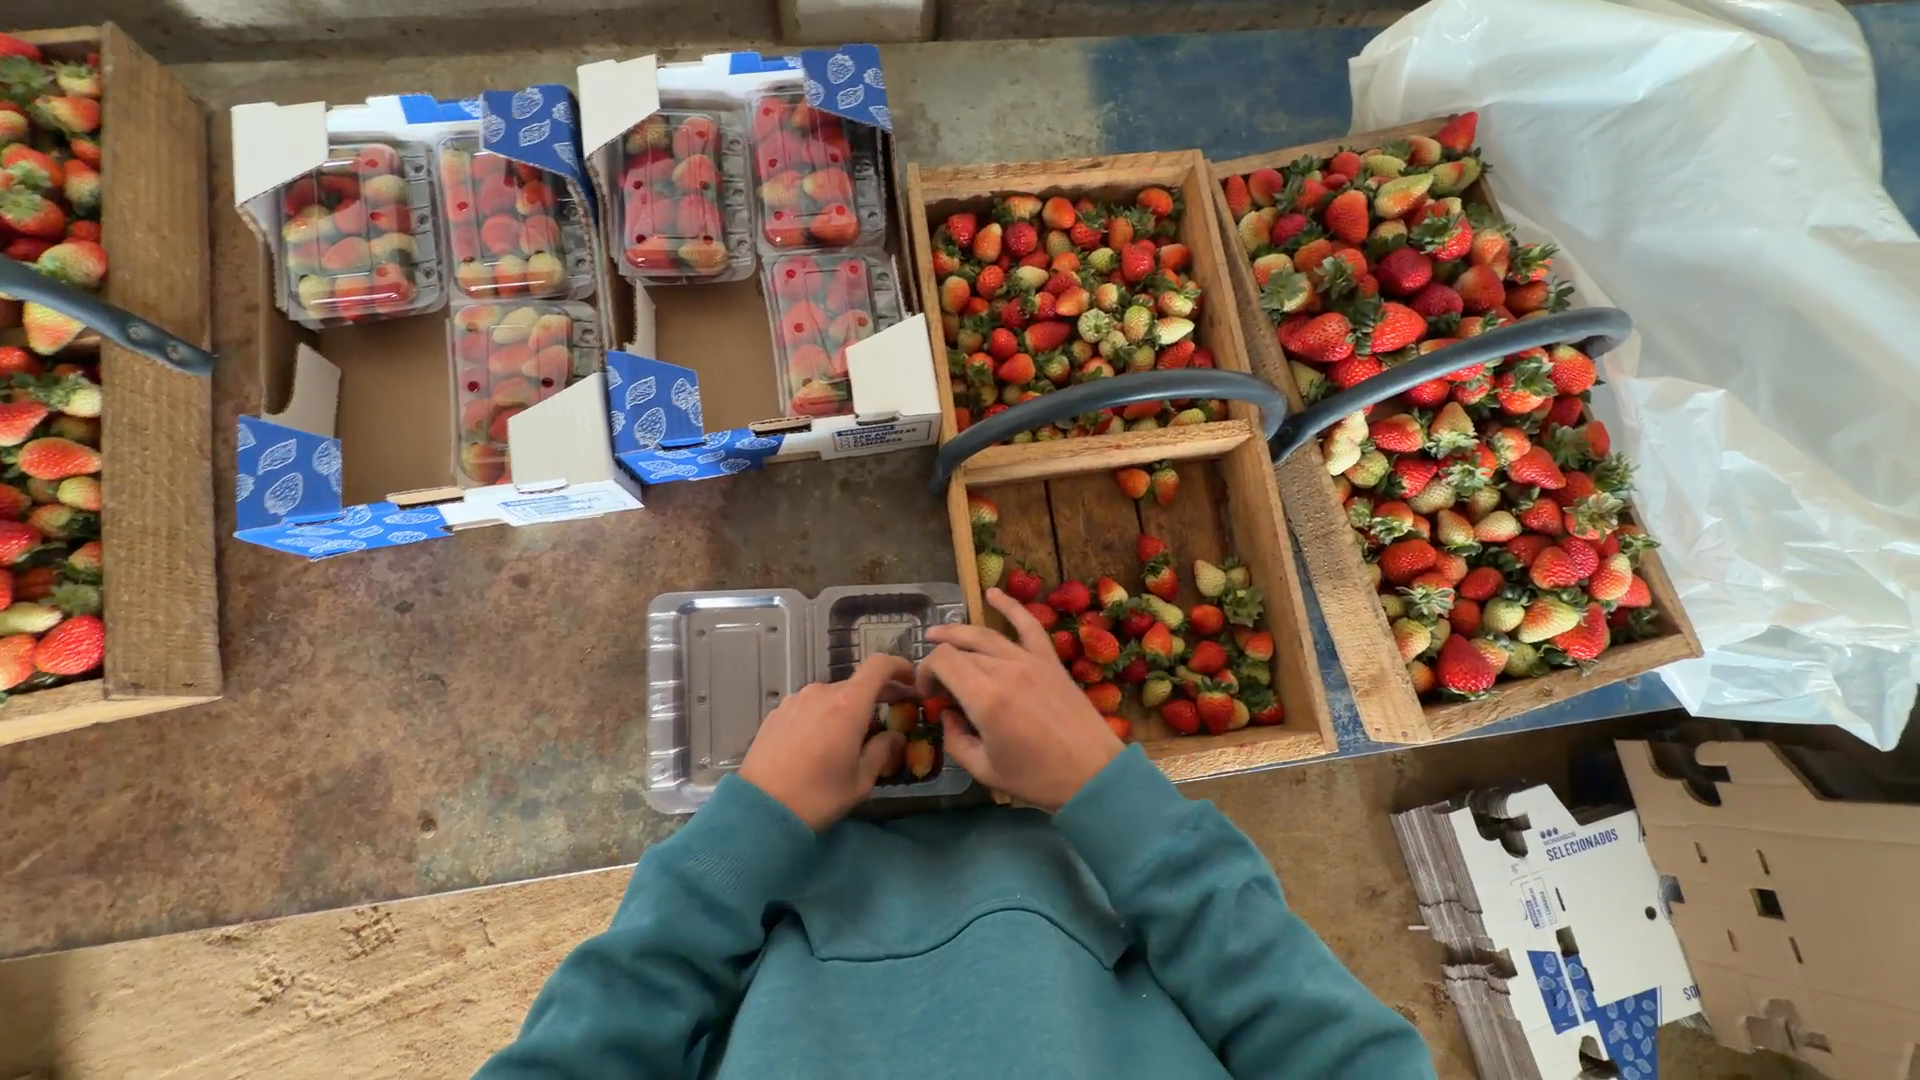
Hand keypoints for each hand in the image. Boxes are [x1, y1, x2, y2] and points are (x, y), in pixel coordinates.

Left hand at [739, 653, 914, 830]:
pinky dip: (823, 715)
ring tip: (851, 736)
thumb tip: (895, 736)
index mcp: (848, 704)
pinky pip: (809, 706)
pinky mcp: (776, 713)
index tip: (911, 679)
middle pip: (856, 684)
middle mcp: (821, 693)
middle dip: (877, 696)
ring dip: (848, 708)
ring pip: (831, 696)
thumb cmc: (817, 797)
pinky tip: (820, 742)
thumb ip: (882, 752)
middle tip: (891, 716)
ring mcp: (795, 700)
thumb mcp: (861, 781)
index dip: (899, 666)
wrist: (758, 810)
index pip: (879, 666)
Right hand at [919, 588, 1122, 812]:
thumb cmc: (1038, 779)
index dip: (925, 672)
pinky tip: (992, 593)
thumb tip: (948, 715)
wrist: (1093, 775)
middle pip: (961, 648)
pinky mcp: (1050, 660)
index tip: (926, 694)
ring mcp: (1030, 661)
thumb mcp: (985, 770)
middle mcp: (1005, 670)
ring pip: (986, 634)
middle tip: (933, 682)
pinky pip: (1028, 624)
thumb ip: (955, 740)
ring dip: (958, 631)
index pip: (942, 662)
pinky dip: (1009, 605)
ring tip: (937, 633)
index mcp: (986, 699)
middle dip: (939, 660)